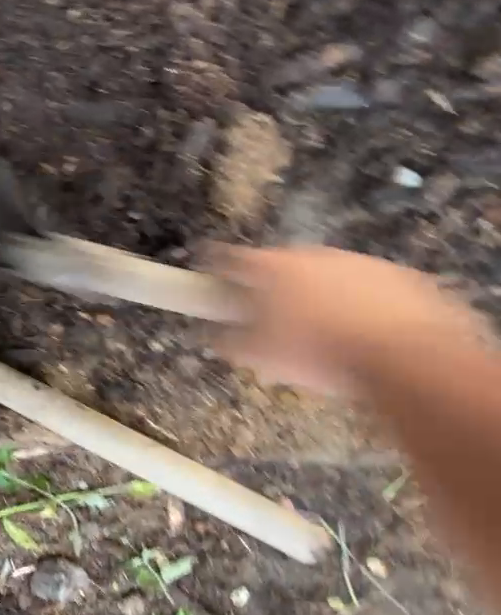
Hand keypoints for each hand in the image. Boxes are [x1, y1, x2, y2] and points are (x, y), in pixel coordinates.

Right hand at [215, 246, 488, 396]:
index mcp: (270, 269)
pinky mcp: (401, 277)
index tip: (205, 276)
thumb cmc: (316, 352)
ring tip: (311, 321)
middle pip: (278, 262)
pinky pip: (363, 285)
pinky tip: (352, 326)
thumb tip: (214, 332)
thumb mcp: (254, 354)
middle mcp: (313, 256)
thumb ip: (225, 338)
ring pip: (323, 272)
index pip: (227, 258)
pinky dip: (351, 299)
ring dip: (311, 289)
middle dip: (267, 280)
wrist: (409, 358)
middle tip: (261, 306)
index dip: (211, 266)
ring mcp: (360, 263)